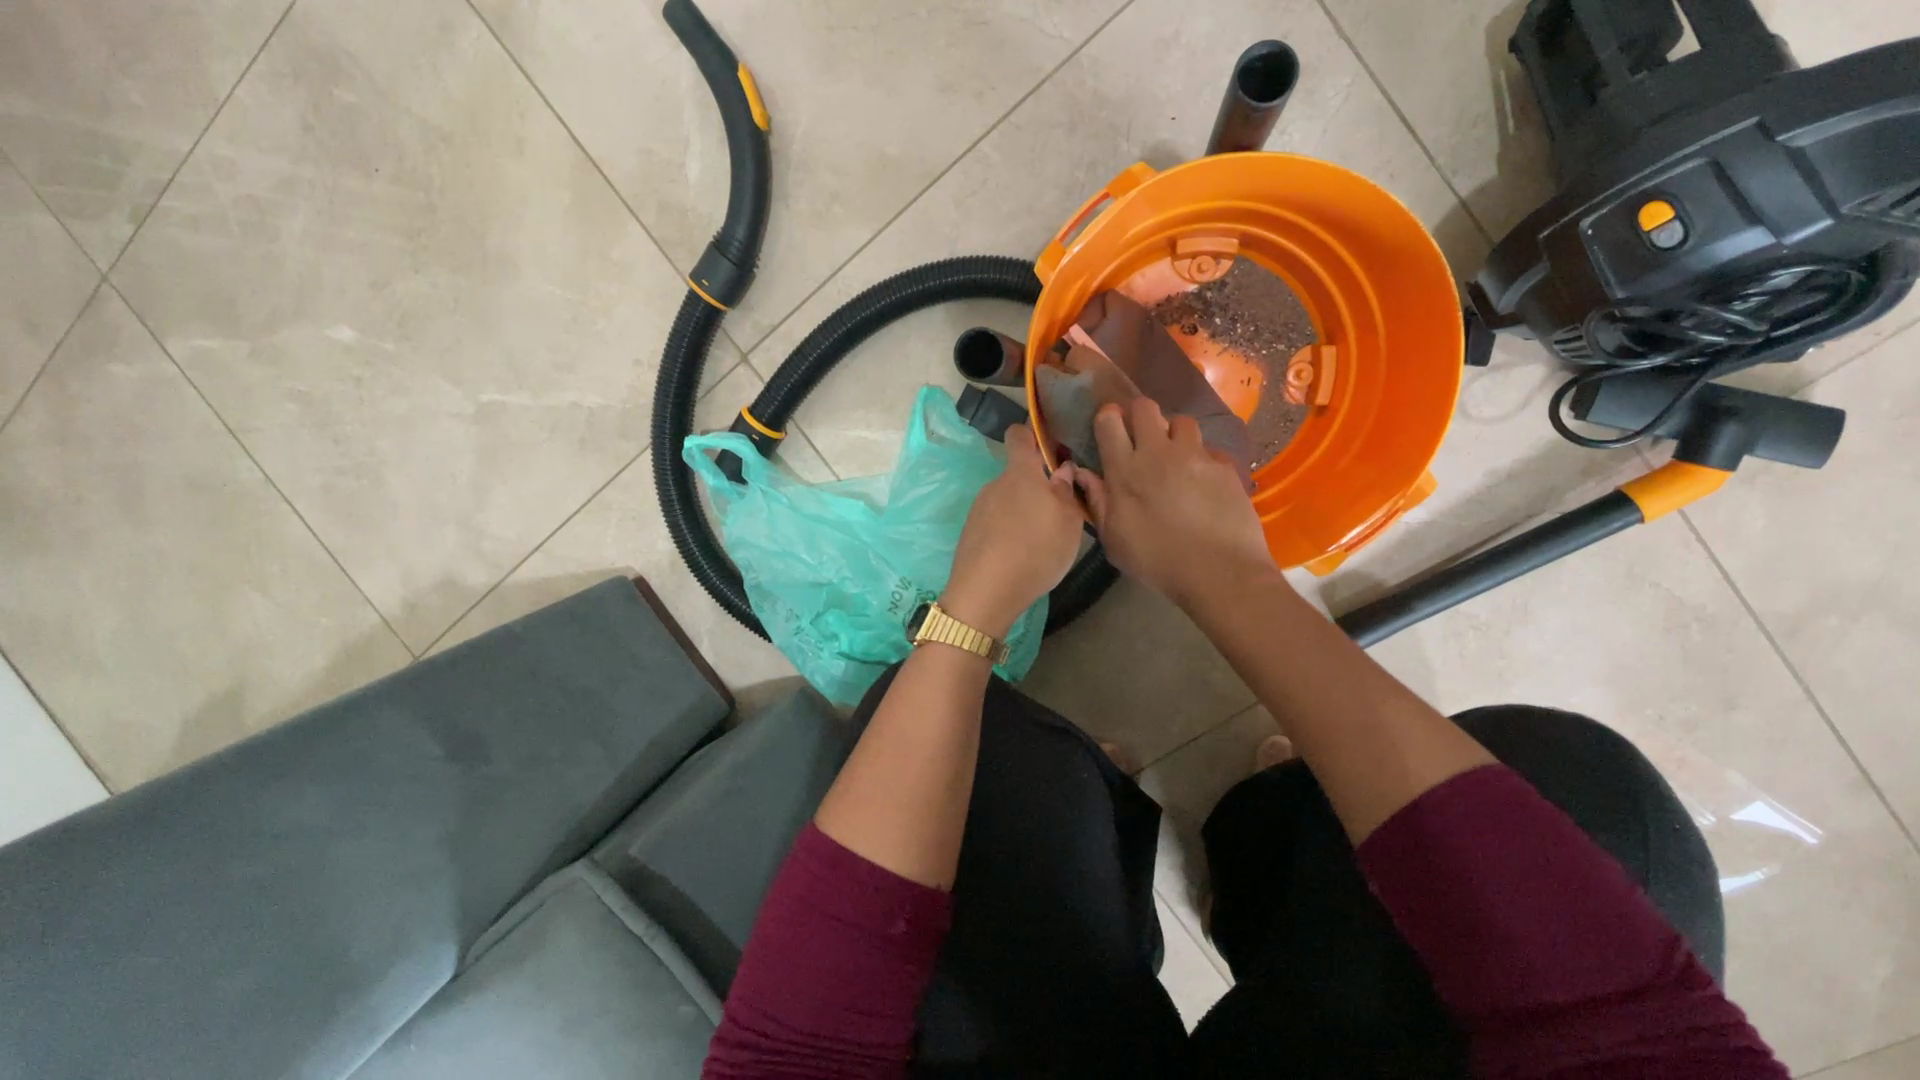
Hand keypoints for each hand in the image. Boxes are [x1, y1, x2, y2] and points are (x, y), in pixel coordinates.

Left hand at [943, 425, 1084, 637]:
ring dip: (1023, 513)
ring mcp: (979, 510)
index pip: (1020, 436)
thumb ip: (1066, 491)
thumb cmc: (1036, 550)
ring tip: (1040, 541)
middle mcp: (995, 485)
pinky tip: (1020, 557)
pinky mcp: (971, 534)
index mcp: (1021, 474)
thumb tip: (1063, 469)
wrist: (986, 592)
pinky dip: (1008, 533)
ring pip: (1007, 502)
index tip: (1049, 444)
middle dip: (1036, 488)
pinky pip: (995, 524)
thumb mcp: (1068, 522)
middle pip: (1018, 476)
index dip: (1032, 434)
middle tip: (1058, 512)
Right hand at [1074, 398, 1277, 609]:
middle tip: (1142, 438)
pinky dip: (1203, 460)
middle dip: (1140, 416)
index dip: (1108, 419)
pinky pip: (1210, 449)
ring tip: (1176, 457)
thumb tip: (1083, 474)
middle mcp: (1158, 452)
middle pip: (1145, 407)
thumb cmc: (1157, 561)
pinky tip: (1205, 483)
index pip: (1109, 420)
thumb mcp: (1114, 540)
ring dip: (1174, 434)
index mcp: (1125, 470)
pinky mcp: (1224, 465)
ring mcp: (1195, 455)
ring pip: (1182, 421)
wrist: (1219, 571)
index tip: (1110, 430)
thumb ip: (1098, 502)